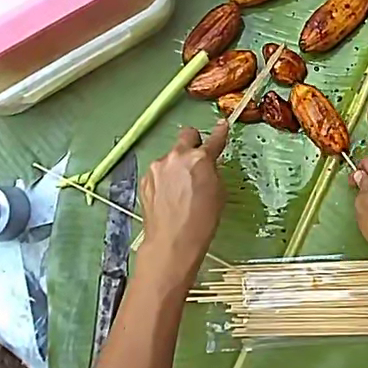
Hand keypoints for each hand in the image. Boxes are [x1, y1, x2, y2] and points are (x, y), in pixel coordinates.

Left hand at [134, 123, 229, 294]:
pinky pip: (159, 172)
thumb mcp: (218, 193)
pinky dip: (164, 179)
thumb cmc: (201, 221)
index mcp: (199, 159)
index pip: (213, 139)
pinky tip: (168, 197)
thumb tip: (207, 164)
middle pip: (186, 136)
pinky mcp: (145, 179)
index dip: (219, 132)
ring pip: (170, 157)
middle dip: (192, 144)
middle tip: (196, 161)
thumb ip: (212, 171)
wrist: (172, 242)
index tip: (221, 125)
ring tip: (180, 190)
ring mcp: (157, 167)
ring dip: (176, 165)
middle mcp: (176, 157)